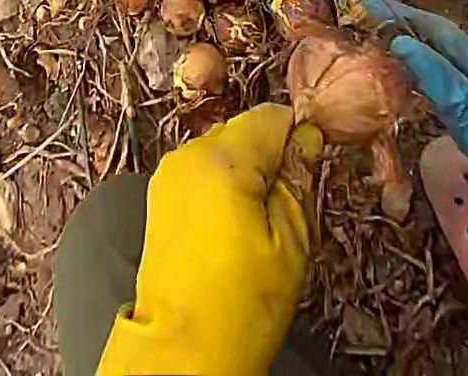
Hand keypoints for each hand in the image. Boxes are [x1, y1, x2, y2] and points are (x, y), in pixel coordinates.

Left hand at [98, 104, 322, 374]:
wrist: (179, 351)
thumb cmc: (241, 305)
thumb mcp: (290, 242)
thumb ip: (299, 178)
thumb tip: (308, 137)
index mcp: (224, 158)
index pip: (272, 116)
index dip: (296, 136)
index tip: (307, 166)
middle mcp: (191, 152)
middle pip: (244, 128)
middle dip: (269, 154)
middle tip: (284, 204)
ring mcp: (170, 171)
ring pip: (222, 147)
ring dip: (243, 168)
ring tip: (253, 221)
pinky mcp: (159, 192)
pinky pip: (199, 168)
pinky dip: (218, 183)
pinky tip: (226, 226)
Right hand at [366, 0, 467, 292]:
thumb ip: (442, 85)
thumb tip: (403, 43)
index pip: (439, 31)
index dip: (403, 16)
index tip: (369, 5)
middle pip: (451, 44)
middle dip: (413, 36)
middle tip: (375, 35)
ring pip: (463, 65)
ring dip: (429, 59)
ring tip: (396, 63)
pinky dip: (449, 81)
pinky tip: (436, 95)